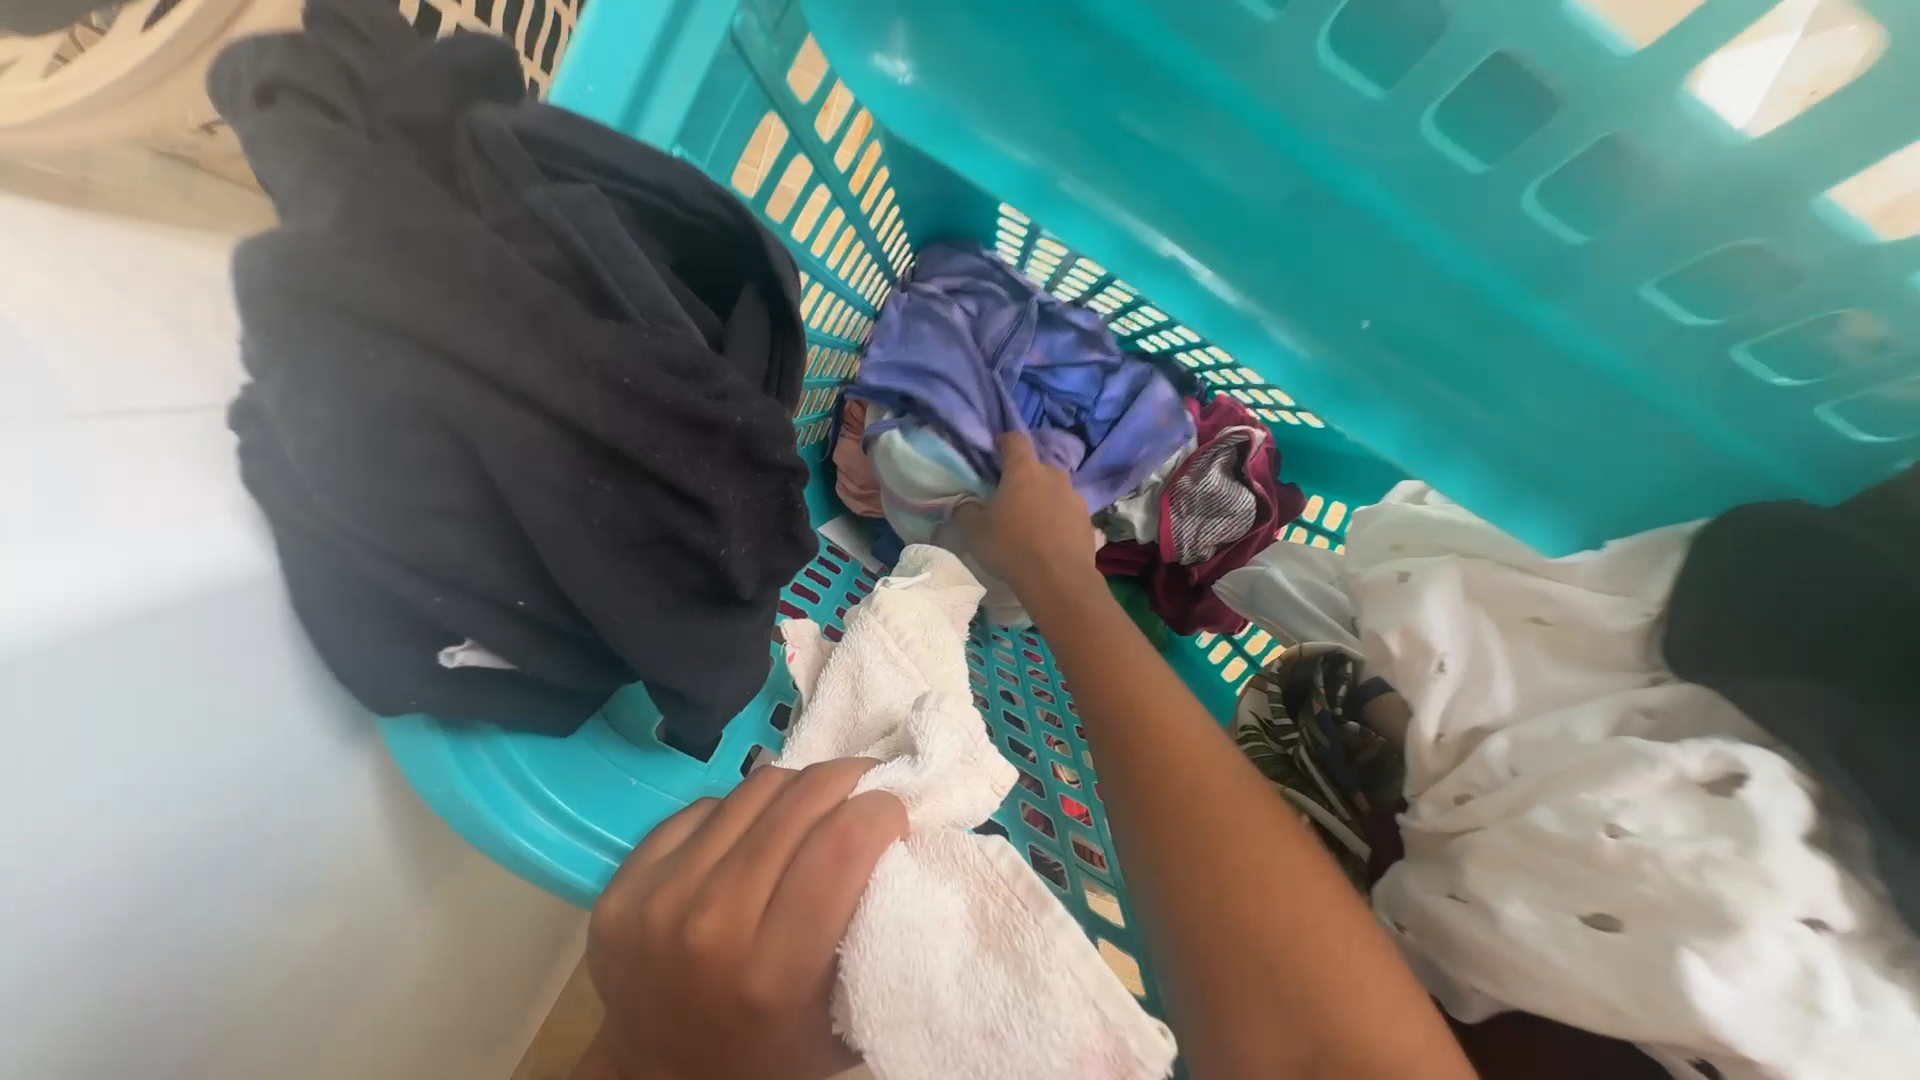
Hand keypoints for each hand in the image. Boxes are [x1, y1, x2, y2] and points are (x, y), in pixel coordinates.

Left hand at [579, 759, 907, 1079]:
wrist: (655, 1079)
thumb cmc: (769, 1053)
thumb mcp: (842, 1015)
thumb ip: (874, 931)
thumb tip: (904, 842)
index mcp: (774, 970)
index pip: (844, 842)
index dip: (882, 809)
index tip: (895, 816)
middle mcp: (712, 922)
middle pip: (800, 799)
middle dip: (849, 780)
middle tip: (865, 790)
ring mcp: (659, 896)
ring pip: (755, 788)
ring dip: (798, 788)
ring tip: (813, 807)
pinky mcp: (626, 879)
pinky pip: (707, 805)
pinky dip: (743, 810)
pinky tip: (754, 834)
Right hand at [952, 432, 1098, 590]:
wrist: (1058, 580)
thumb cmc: (1011, 547)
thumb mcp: (974, 531)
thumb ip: (965, 511)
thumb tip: (963, 504)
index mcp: (1024, 471)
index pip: (1015, 440)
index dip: (1004, 441)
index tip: (994, 450)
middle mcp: (1053, 476)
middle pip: (1037, 466)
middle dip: (1024, 476)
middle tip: (1010, 497)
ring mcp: (1075, 497)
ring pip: (1055, 489)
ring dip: (1043, 498)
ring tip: (1032, 522)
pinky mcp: (1088, 520)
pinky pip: (1068, 512)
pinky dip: (1059, 519)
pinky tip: (1050, 539)